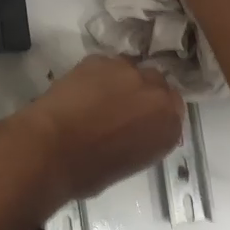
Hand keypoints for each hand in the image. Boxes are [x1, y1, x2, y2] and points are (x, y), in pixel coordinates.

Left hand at [14, 55, 183, 199]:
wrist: (55, 146)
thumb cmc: (91, 169)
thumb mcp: (132, 160)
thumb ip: (145, 136)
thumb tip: (136, 126)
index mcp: (167, 124)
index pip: (174, 107)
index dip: (157, 110)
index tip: (144, 117)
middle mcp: (154, 93)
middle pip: (156, 82)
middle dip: (143, 91)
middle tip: (123, 105)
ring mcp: (126, 71)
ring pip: (130, 68)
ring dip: (121, 80)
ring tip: (100, 95)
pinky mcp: (98, 59)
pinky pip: (105, 64)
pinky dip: (98, 74)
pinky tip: (83, 89)